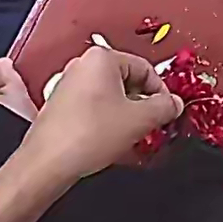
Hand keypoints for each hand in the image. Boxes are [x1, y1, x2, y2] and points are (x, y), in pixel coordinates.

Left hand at [15, 46, 184, 181]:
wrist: (48, 163)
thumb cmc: (91, 134)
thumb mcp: (140, 119)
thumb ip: (164, 107)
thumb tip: (175, 103)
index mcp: (102, 58)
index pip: (145, 68)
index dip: (161, 91)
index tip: (167, 111)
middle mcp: (83, 64)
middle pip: (128, 79)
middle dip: (142, 103)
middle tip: (150, 124)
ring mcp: (69, 83)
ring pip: (111, 93)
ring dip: (126, 112)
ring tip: (130, 134)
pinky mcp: (61, 103)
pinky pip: (94, 104)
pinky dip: (107, 118)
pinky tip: (109, 138)